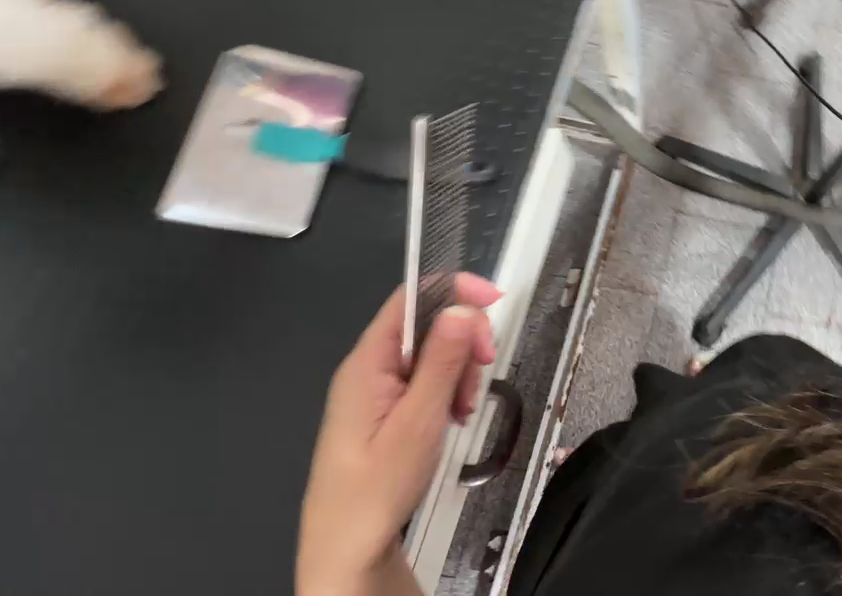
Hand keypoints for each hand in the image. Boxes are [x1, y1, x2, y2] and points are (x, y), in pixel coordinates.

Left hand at [298, 275, 499, 595]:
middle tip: (483, 369)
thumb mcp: (419, 421)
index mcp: (368, 362)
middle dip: (464, 339)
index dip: (454, 290)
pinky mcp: (385, 408)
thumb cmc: (378, 487)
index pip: (411, 297)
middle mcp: (369, 367)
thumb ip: (442, 360)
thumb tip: (463, 306)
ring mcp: (376, 389)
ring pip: (432, 352)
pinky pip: (425, 379)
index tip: (494, 302)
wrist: (347, 550)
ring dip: (459, 370)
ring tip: (463, 408)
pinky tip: (454, 416)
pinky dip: (449, 390)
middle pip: (427, 323)